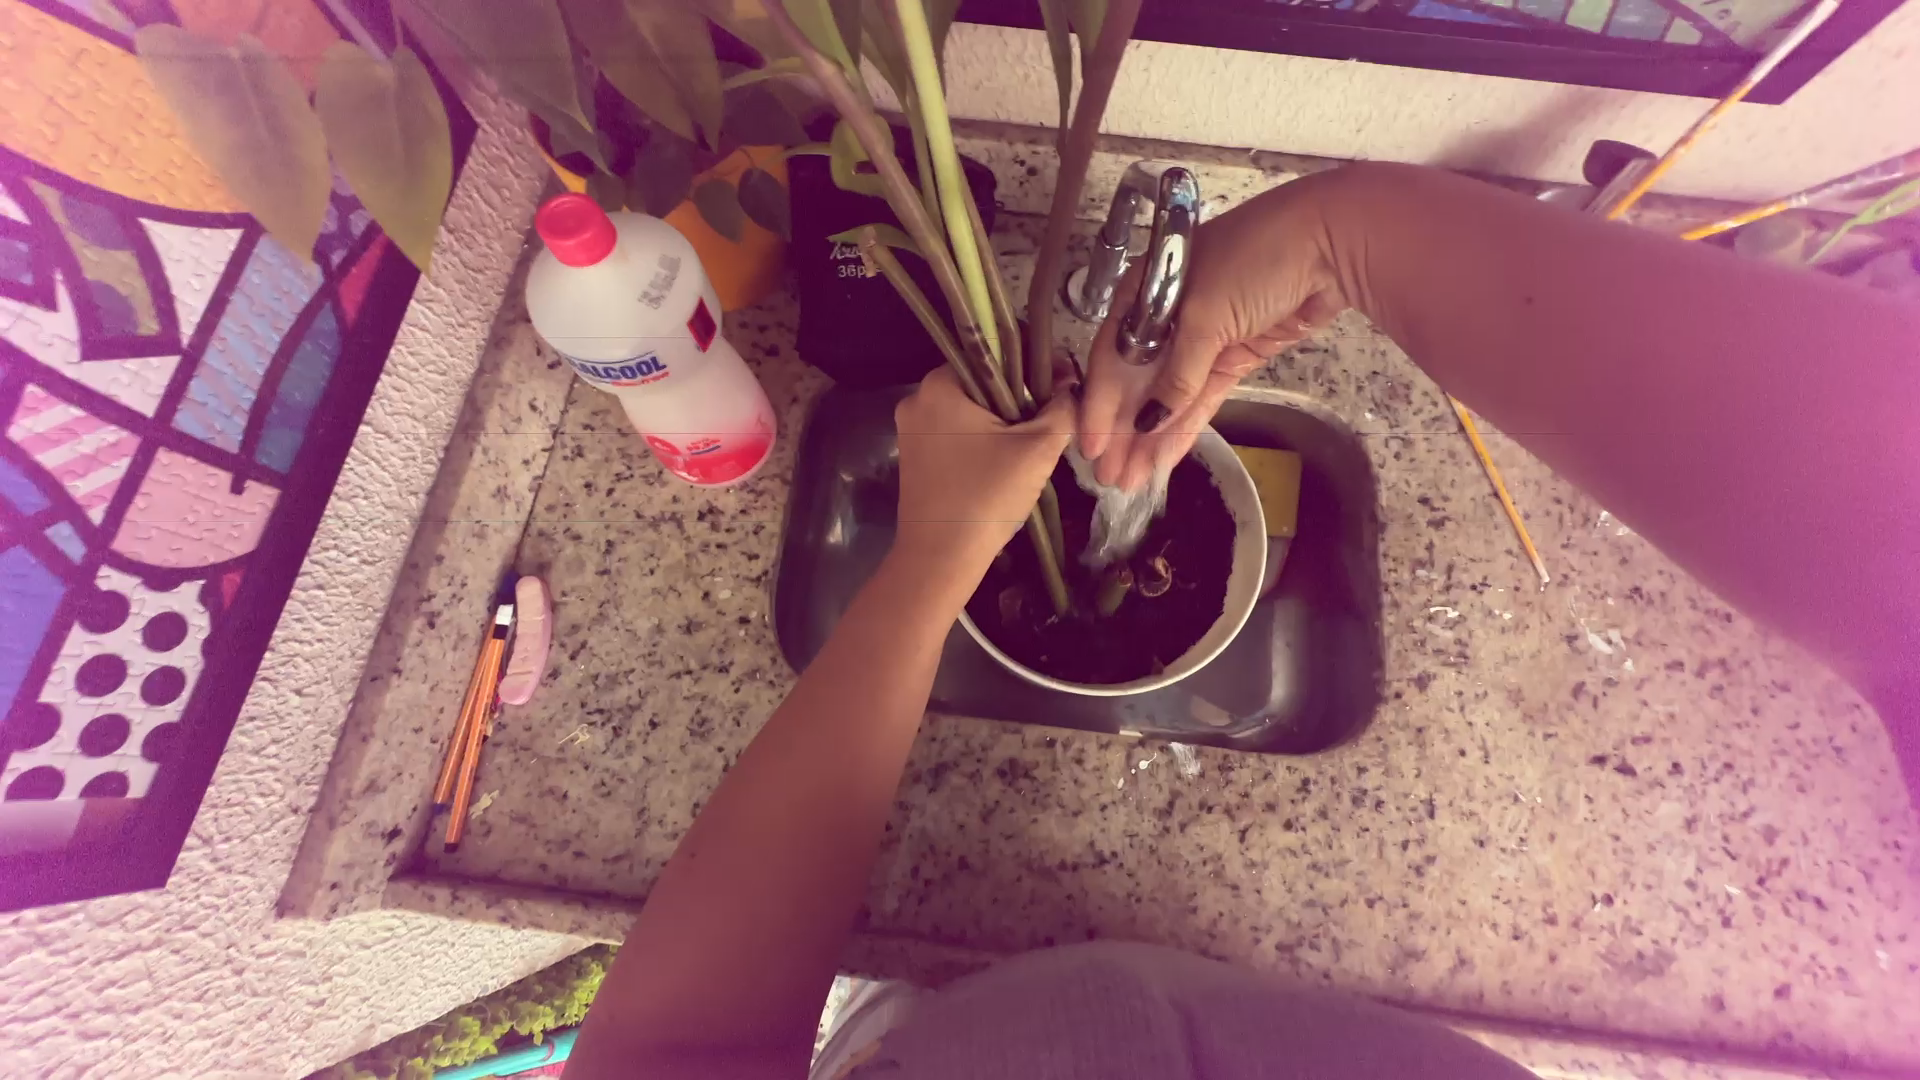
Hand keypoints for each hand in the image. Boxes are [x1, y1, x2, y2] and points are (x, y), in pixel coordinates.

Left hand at [893, 366, 1075, 577]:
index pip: (994, 351)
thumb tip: (1070, 387)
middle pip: (981, 382)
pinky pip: (955, 435)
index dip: (1034, 363)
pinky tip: (1004, 462)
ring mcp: (911, 431)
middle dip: (1019, 396)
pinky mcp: (913, 458)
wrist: (940, 559)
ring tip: (1033, 442)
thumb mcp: (1037, 449)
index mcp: (940, 385)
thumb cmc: (987, 497)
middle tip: (1052, 417)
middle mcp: (917, 399)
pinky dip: (981, 441)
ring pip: (969, 411)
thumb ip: (1061, 409)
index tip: (1062, 383)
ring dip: (1002, 421)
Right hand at [1078, 176, 1348, 489]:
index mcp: (1143, 293)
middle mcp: (1164, 319)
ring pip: (1167, 399)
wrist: (1336, 238)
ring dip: (1148, 440)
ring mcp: (1201, 341)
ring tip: (1129, 480)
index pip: (1111, 358)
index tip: (1089, 446)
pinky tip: (1162, 460)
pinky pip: (1200, 400)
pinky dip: (1183, 429)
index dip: (1098, 405)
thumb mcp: (1205, 314)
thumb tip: (1147, 424)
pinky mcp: (1232, 357)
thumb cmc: (1255, 258)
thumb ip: (1176, 375)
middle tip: (1107, 477)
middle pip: (1135, 384)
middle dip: (1121, 432)